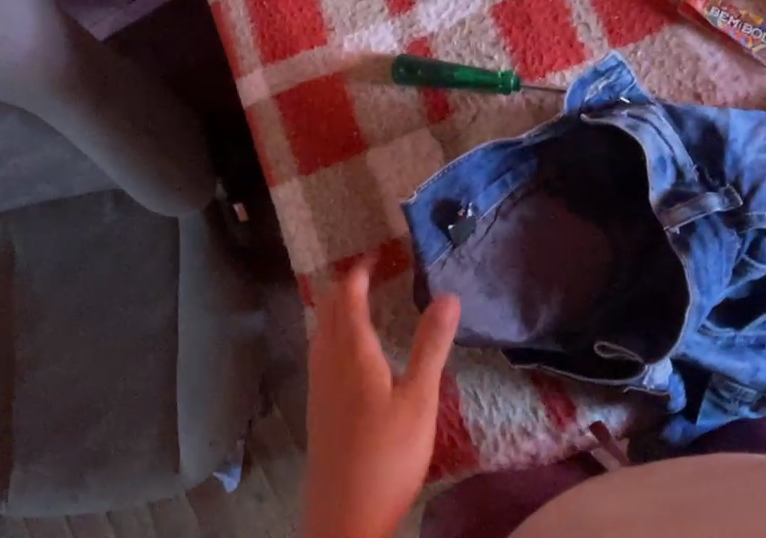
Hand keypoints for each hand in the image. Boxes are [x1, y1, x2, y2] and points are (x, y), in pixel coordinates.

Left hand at [302, 262, 461, 537]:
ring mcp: (318, 385)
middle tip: (370, 270)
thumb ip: (431, 345)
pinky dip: (331, 331)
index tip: (376, 253)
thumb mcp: (420, 400)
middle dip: (345, 284)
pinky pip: (319, 351)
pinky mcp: (317, 406)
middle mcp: (328, 360)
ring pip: (320, 330)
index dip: (359, 270)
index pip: (348, 296)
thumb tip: (448, 295)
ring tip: (358, 300)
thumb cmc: (387, 455)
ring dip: (336, 307)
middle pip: (328, 309)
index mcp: (352, 351)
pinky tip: (347, 350)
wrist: (344, 515)